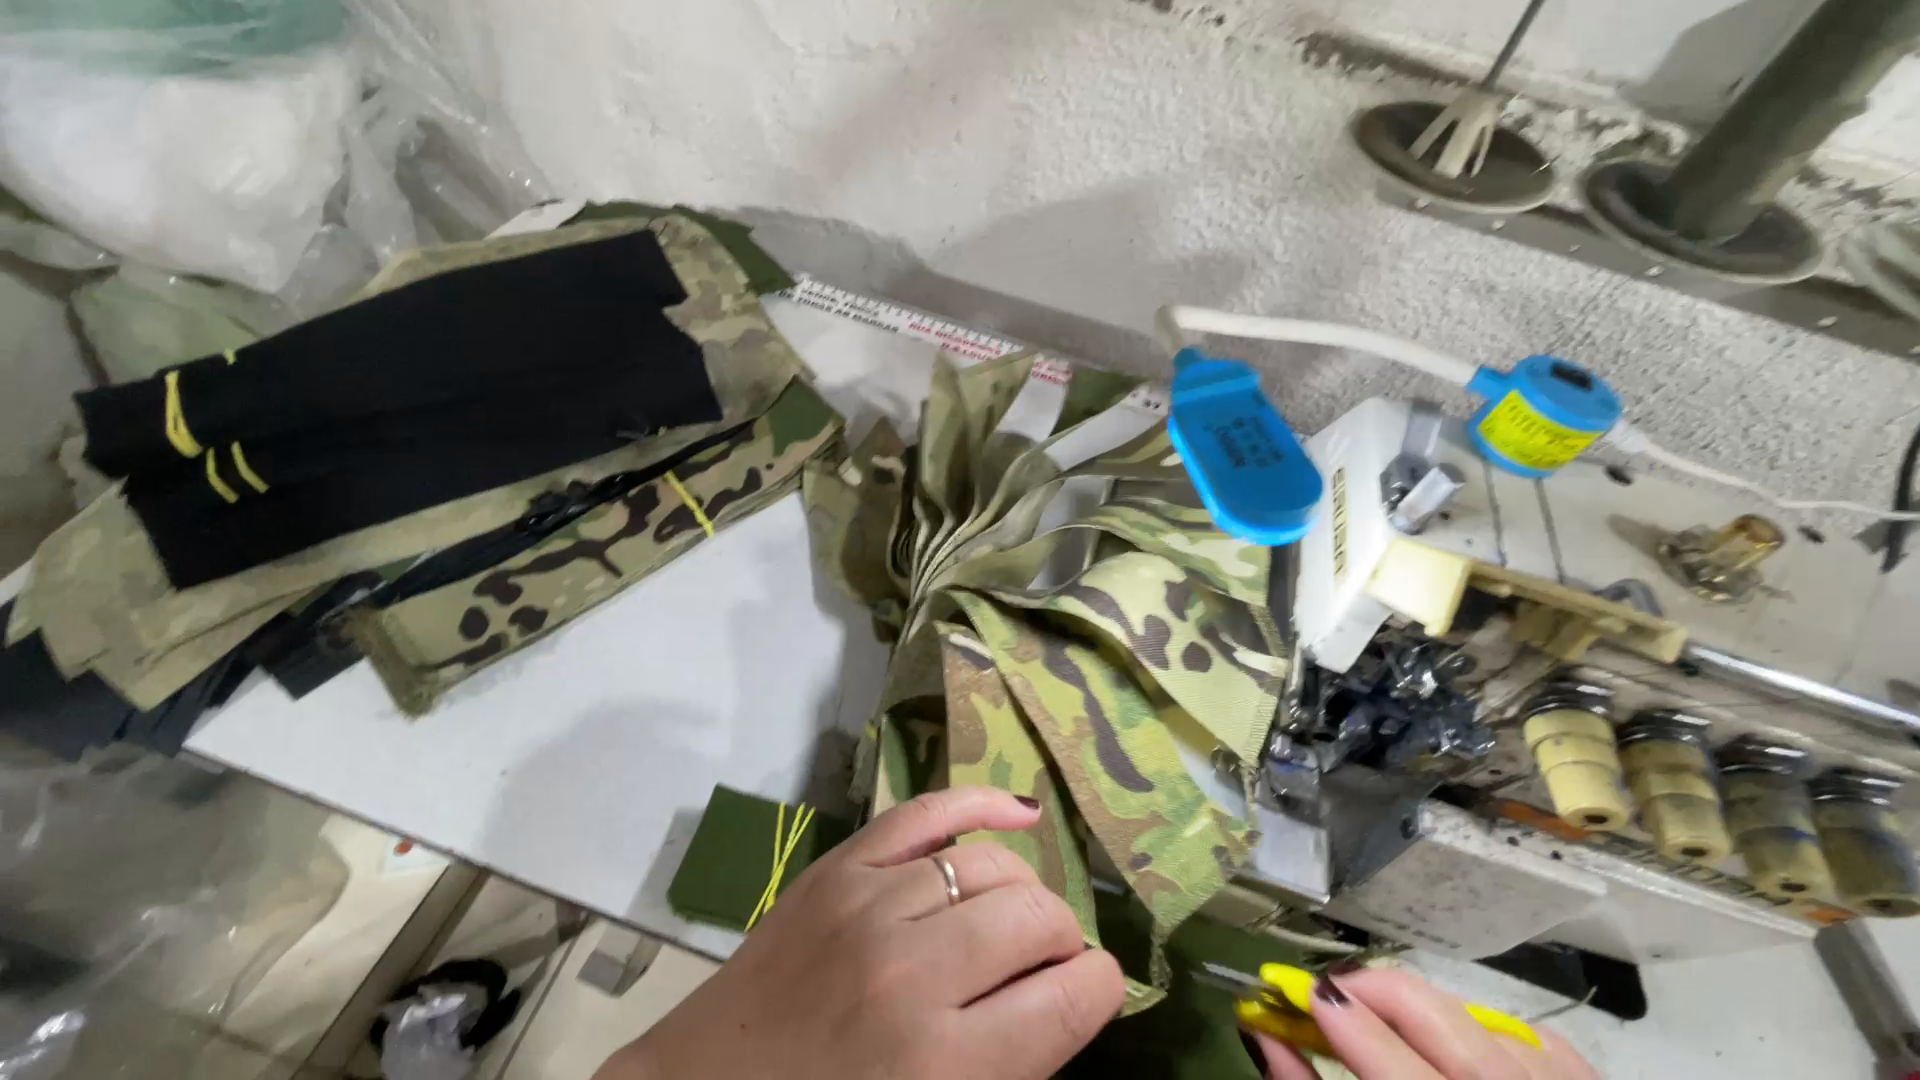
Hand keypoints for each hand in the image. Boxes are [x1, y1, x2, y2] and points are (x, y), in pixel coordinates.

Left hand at [595, 787, 1125, 1079]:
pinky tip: (1018, 813)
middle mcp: (912, 972)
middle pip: (1038, 919)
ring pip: (993, 865)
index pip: (1070, 998)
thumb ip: (1012, 1061)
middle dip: (1064, 939)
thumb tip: (1074, 992)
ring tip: (1017, 916)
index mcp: (943, 1065)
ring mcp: (871, 904)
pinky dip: (980, 804)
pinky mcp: (839, 866)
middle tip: (1049, 961)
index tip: (1094, 988)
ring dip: (1025, 890)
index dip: (1099, 988)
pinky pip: (927, 812)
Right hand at [1246, 965, 1600, 1079]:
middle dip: (1381, 992)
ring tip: (1389, 1024)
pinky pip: (1537, 1040)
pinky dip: (1486, 1029)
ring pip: (1489, 1027)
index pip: (1401, 1077)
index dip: (1353, 1023)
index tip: (1308, 992)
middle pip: (1450, 1031)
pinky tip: (1462, 1048)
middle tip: (1333, 988)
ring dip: (1427, 1013)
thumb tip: (1263, 1032)